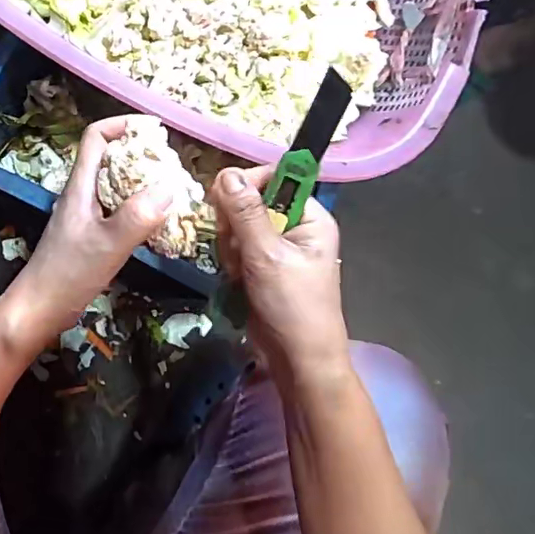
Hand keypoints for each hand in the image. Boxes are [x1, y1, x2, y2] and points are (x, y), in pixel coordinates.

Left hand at [4, 115, 175, 347]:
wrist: (38, 310)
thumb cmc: (68, 274)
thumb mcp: (107, 244)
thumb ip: (137, 216)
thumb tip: (170, 187)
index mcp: (80, 186)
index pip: (96, 137)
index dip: (123, 124)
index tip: (155, 130)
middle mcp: (83, 194)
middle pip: (110, 158)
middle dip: (141, 154)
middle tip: (173, 165)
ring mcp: (87, 215)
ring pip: (117, 185)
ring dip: (143, 181)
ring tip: (173, 189)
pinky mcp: (92, 235)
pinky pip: (120, 209)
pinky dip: (140, 208)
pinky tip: (159, 223)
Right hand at [209, 166, 348, 384]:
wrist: (297, 360)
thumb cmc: (293, 306)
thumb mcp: (267, 255)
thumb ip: (245, 213)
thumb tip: (226, 173)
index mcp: (310, 217)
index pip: (275, 178)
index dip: (247, 183)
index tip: (224, 199)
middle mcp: (293, 226)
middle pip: (249, 200)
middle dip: (235, 224)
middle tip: (238, 248)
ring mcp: (275, 246)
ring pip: (236, 224)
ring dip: (230, 246)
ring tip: (241, 271)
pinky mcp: (259, 264)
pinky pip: (233, 246)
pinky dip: (230, 261)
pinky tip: (236, 279)